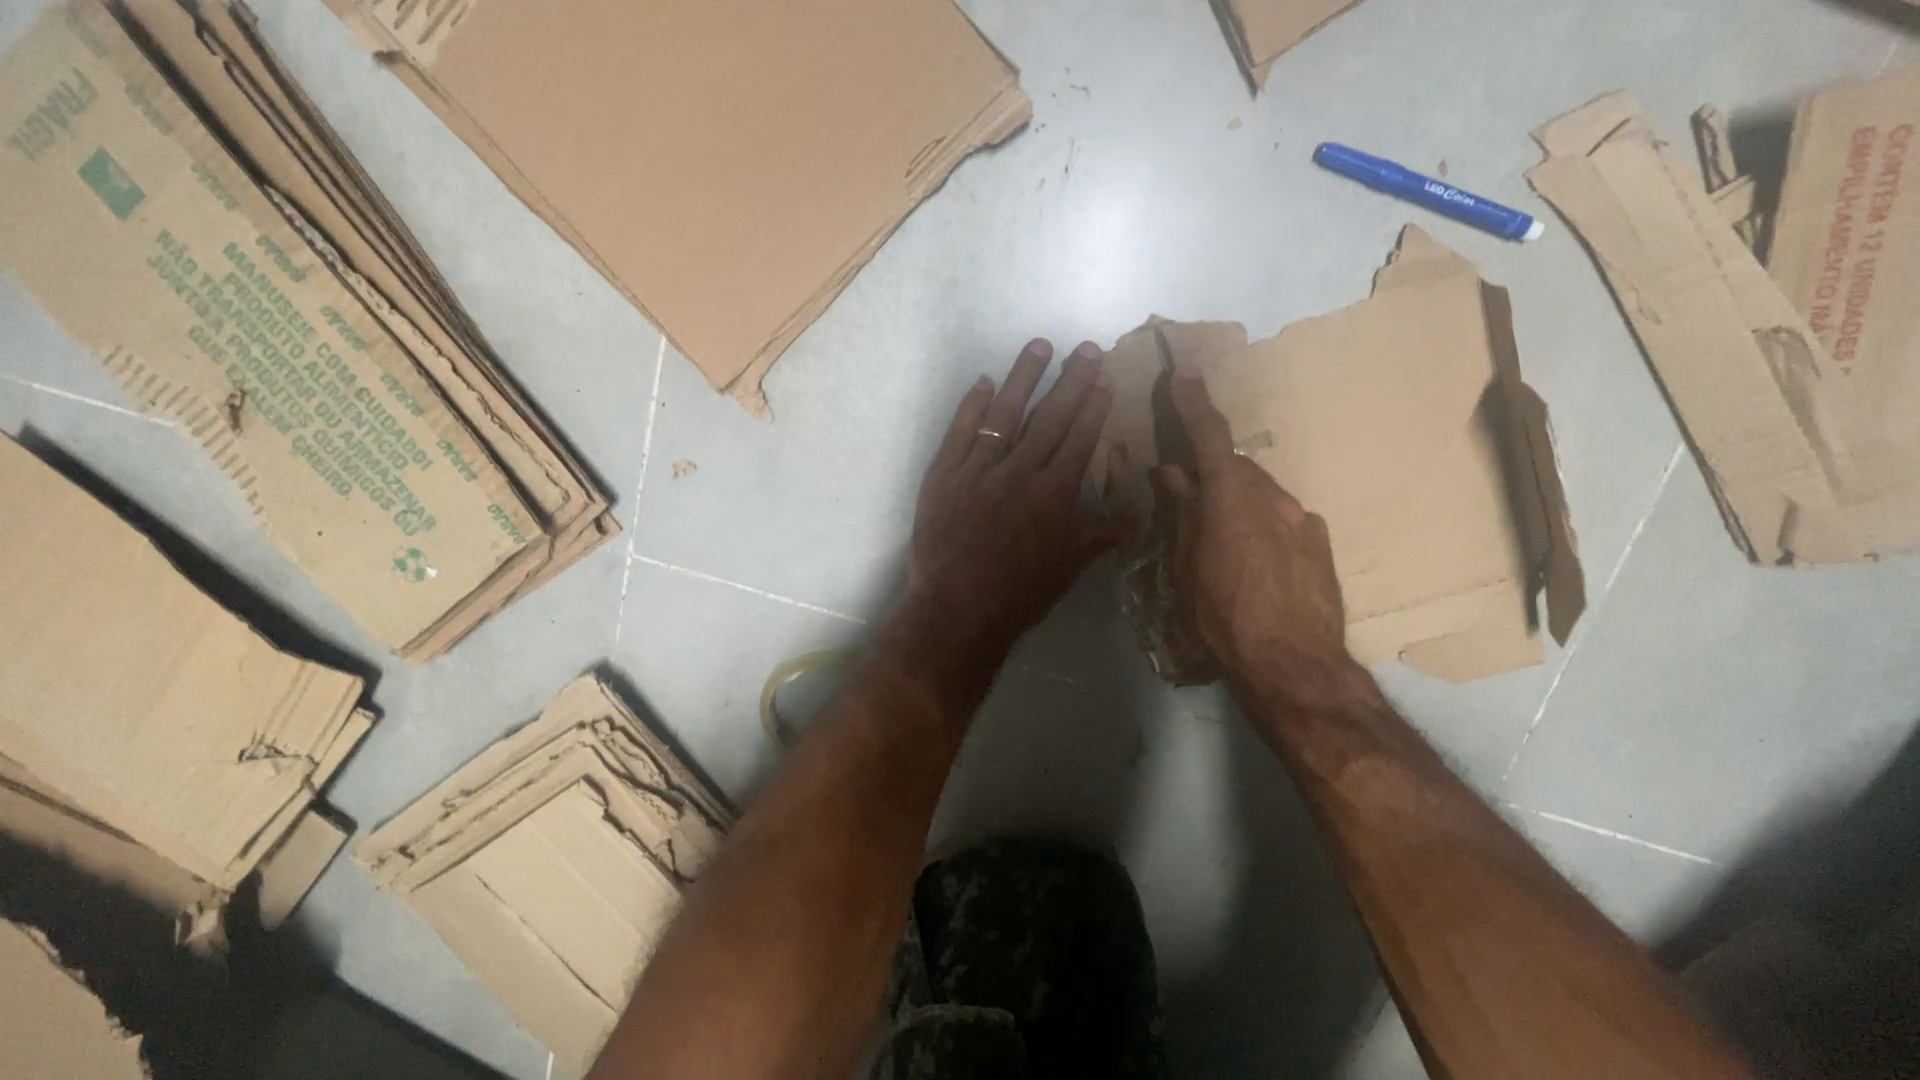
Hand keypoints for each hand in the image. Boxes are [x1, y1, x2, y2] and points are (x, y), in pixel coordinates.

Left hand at [898, 338, 1122, 684]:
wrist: (958, 610)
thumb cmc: (1020, 593)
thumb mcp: (1069, 567)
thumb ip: (1102, 535)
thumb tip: (1139, 518)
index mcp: (1053, 493)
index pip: (1079, 438)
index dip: (1093, 405)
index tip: (1104, 376)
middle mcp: (1019, 472)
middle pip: (1049, 417)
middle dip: (1070, 380)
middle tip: (1085, 348)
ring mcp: (978, 470)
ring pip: (1004, 414)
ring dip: (1023, 378)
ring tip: (1039, 345)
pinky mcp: (943, 475)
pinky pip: (960, 432)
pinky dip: (971, 406)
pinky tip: (982, 382)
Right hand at [1157, 366, 1357, 708]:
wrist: (1293, 663)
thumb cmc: (1222, 616)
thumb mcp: (1188, 567)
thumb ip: (1183, 513)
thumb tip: (1174, 473)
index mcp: (1229, 496)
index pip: (1209, 436)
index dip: (1193, 404)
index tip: (1184, 374)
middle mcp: (1270, 495)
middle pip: (1237, 469)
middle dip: (1214, 477)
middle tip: (1191, 500)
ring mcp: (1301, 518)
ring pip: (1262, 495)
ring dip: (1240, 505)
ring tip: (1224, 544)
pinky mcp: (1321, 543)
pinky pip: (1285, 521)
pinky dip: (1266, 528)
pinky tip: (1259, 564)